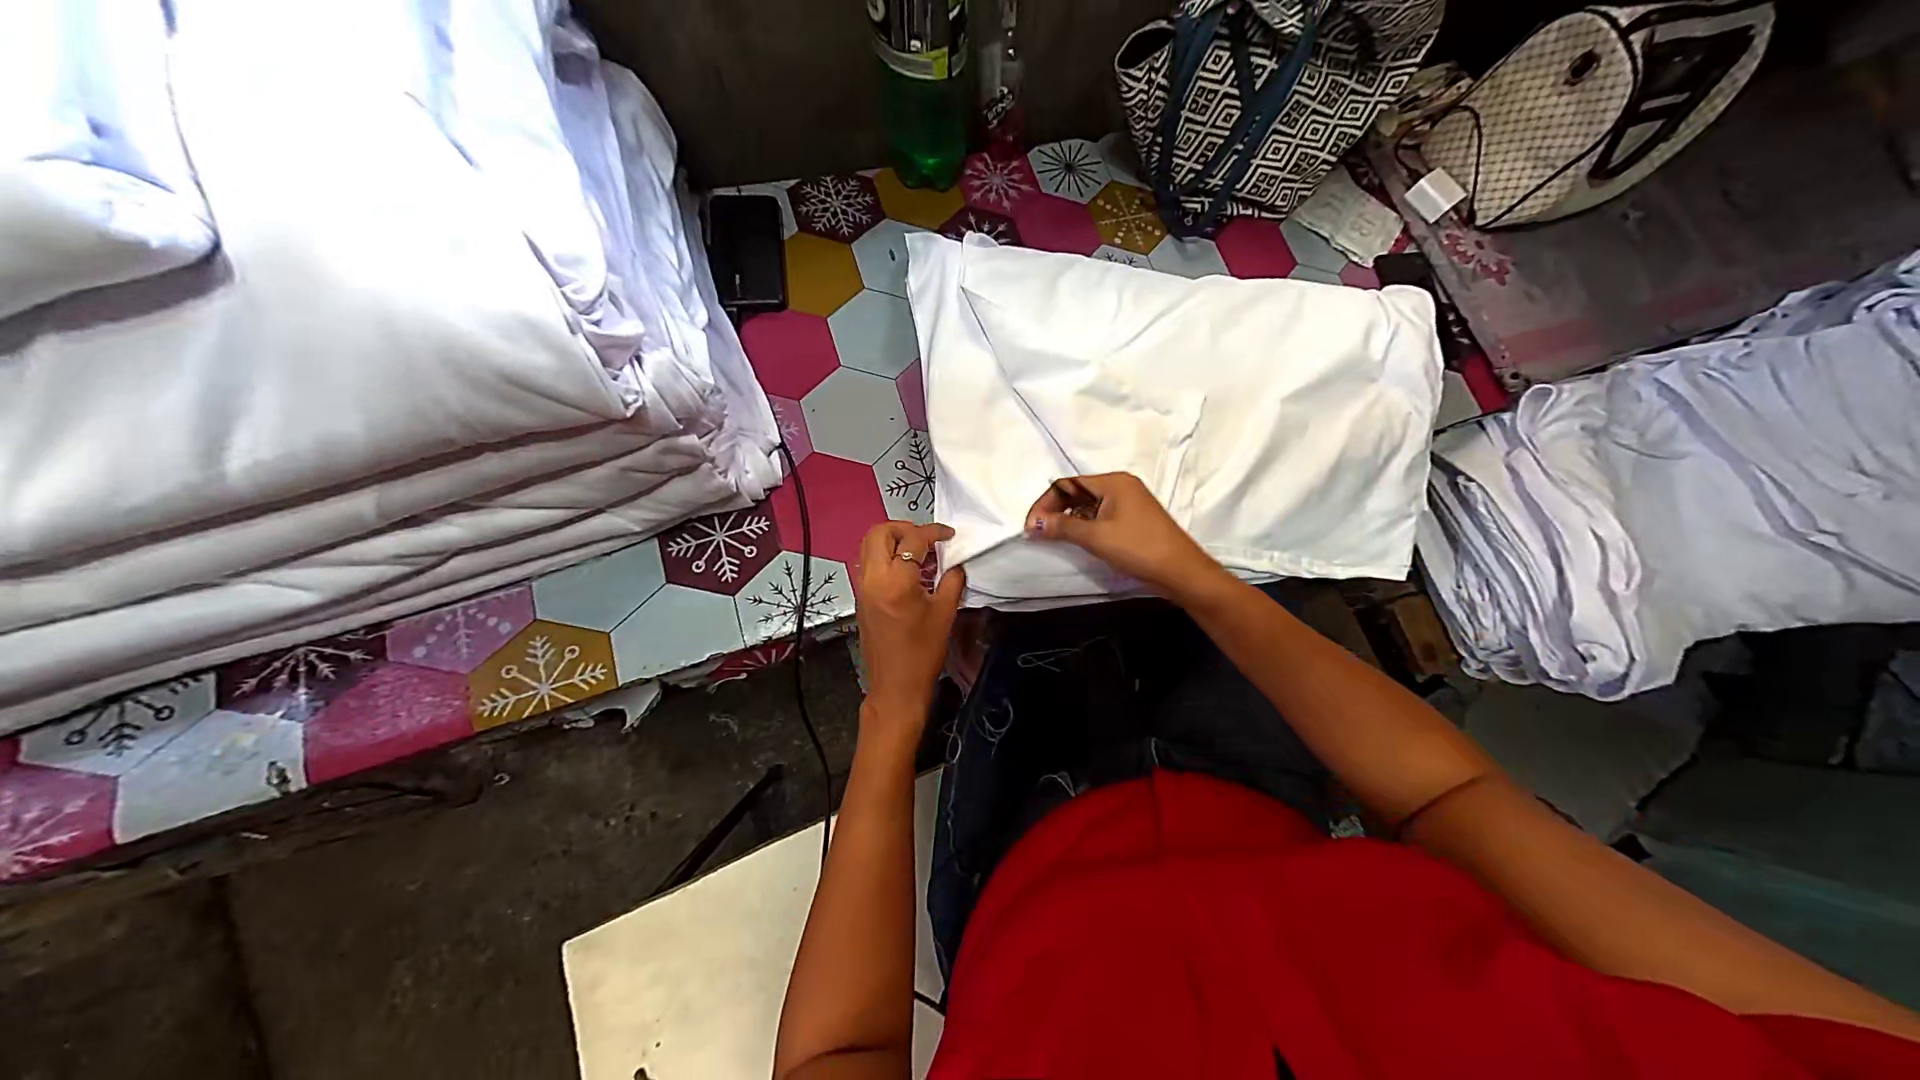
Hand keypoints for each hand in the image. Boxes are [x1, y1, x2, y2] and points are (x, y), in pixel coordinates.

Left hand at [854, 522, 966, 728]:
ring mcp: (863, 588)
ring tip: (918, 552)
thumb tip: (954, 563)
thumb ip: (951, 580)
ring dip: (892, 540)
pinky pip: (870, 564)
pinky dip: (886, 557)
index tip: (947, 534)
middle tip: (926, 537)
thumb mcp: (945, 613)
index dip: (934, 531)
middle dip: (904, 528)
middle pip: (880, 532)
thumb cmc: (921, 654)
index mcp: (896, 582)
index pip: (913, 540)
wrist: (896, 686)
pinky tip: (909, 570)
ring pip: (869, 545)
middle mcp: (873, 580)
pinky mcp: (861, 598)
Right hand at [1025, 472, 1224, 601]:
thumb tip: (1034, 522)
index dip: (1046, 502)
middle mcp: (1122, 486)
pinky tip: (1076, 540)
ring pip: (1089, 505)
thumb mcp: (1095, 537)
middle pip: (1078, 492)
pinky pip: (1101, 516)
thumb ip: (1062, 526)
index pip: (1068, 484)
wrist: (1181, 572)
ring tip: (1053, 537)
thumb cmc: (1138, 548)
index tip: (1032, 526)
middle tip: (1039, 532)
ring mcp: (1129, 503)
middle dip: (1056, 510)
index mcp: (1114, 482)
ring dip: (1069, 519)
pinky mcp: (1134, 520)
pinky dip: (1085, 525)